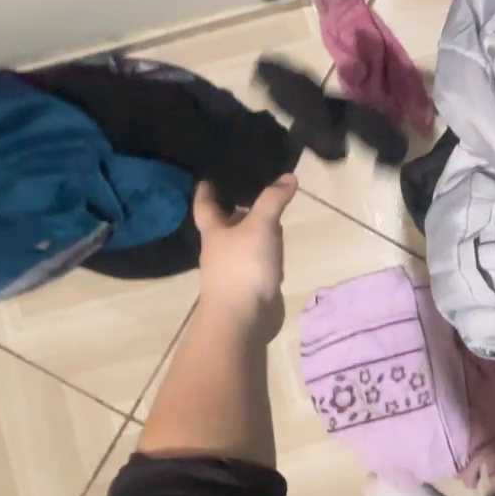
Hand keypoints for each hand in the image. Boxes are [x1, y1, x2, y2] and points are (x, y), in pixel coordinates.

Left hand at [191, 174, 298, 341]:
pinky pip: (259, 263)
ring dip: (256, 233)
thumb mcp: (261, 226)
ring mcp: (235, 270)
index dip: (206, 192)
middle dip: (236, 211)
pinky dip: (268, 254)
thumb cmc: (243, 267)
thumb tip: (289, 176)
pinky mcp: (251, 286)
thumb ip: (273, 201)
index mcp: (215, 233)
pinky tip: (279, 252)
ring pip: (245, 244)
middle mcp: (221, 250)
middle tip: (252, 192)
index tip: (207, 179)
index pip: (206, 206)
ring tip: (272, 218)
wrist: (243, 319)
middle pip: (226, 226)